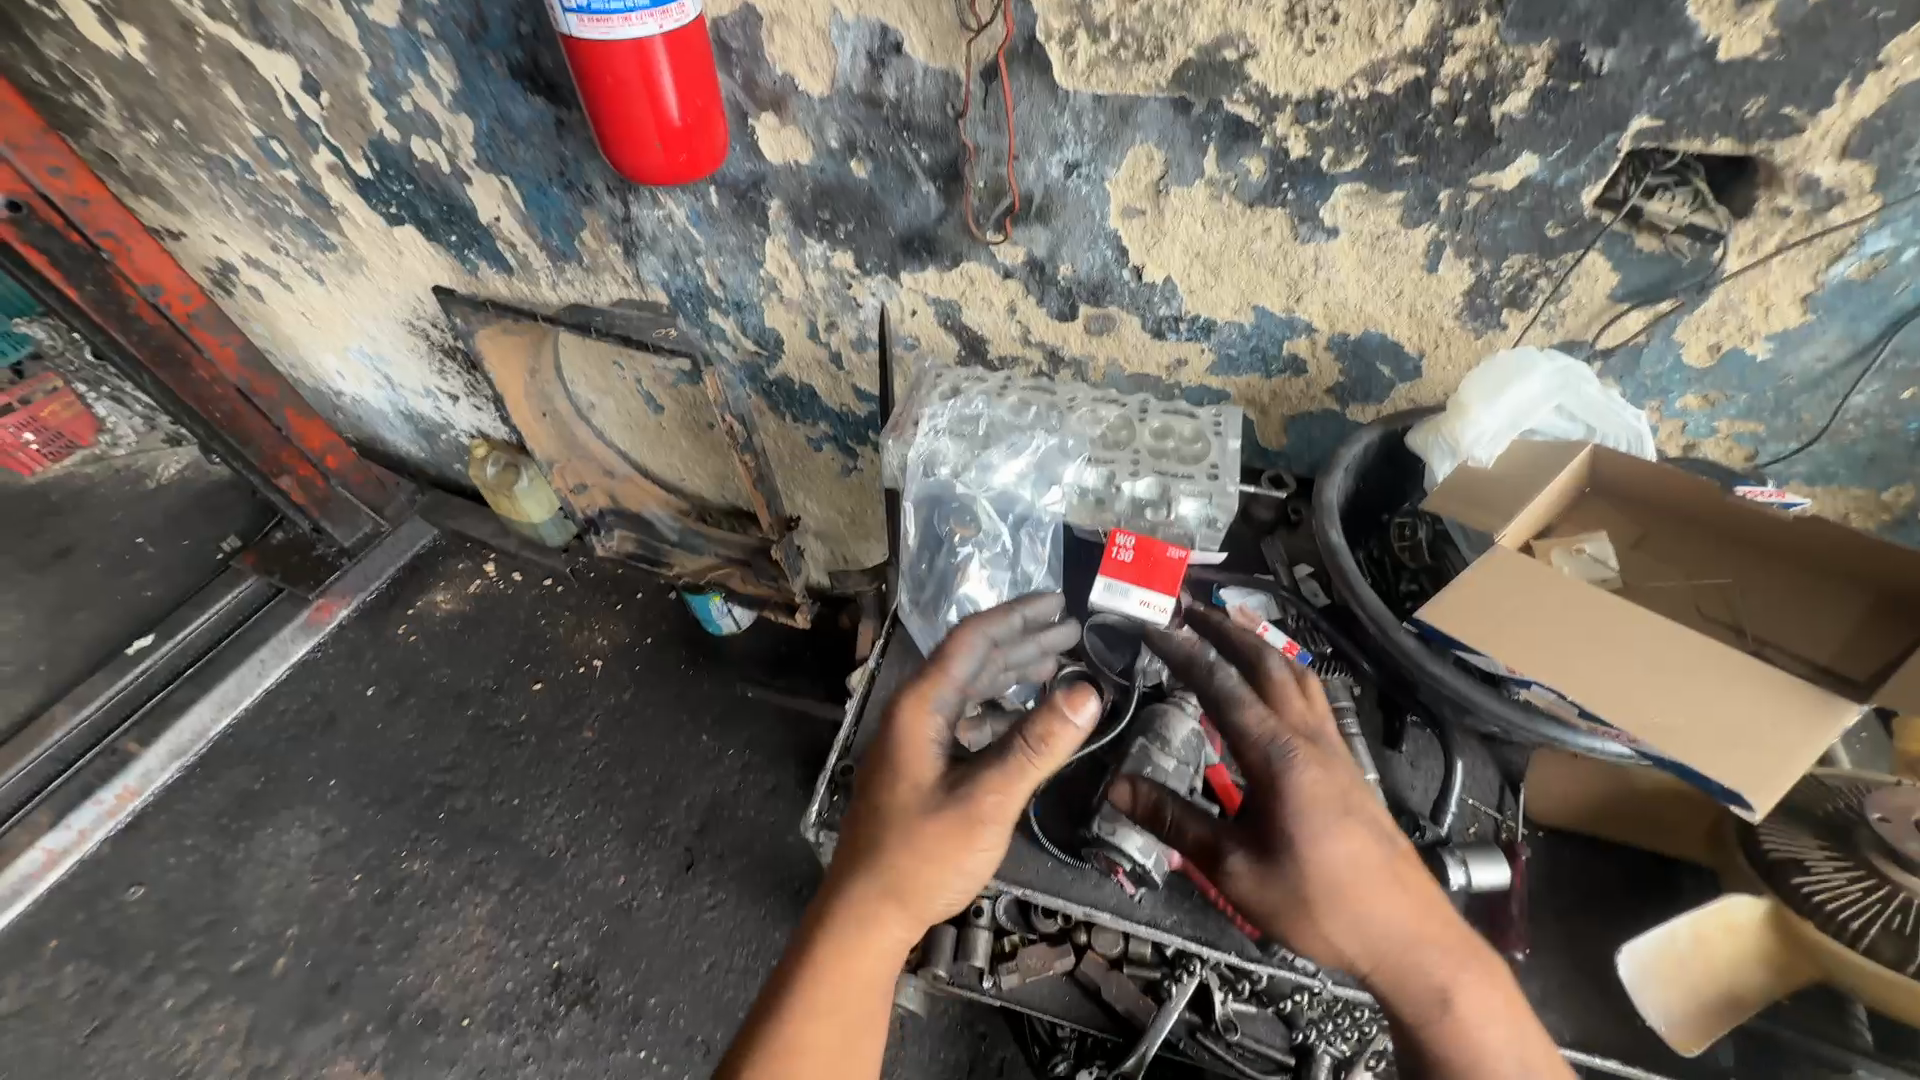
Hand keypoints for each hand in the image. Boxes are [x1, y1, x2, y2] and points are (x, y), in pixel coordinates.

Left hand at [826, 593, 1100, 941]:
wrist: (866, 912)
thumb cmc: (922, 855)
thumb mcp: (988, 800)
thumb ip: (1037, 744)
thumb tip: (1088, 691)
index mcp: (921, 705)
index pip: (972, 639)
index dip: (1017, 616)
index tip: (1057, 602)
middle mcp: (915, 711)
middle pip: (973, 660)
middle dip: (1023, 642)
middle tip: (1071, 630)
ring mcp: (916, 738)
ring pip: (970, 690)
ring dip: (1012, 675)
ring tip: (1057, 664)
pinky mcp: (922, 764)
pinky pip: (966, 721)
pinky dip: (1000, 711)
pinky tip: (1026, 715)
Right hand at [1109, 604, 1465, 983]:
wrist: (1408, 937)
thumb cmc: (1318, 903)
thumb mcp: (1234, 869)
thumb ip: (1174, 821)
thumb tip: (1116, 786)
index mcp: (1277, 755)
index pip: (1221, 686)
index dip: (1183, 651)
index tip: (1152, 625)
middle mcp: (1308, 738)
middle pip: (1266, 662)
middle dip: (1224, 630)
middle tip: (1188, 607)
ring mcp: (1335, 748)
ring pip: (1298, 673)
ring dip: (1259, 642)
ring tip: (1231, 625)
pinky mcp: (1349, 765)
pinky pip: (1314, 696)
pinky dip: (1286, 669)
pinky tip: (1277, 682)